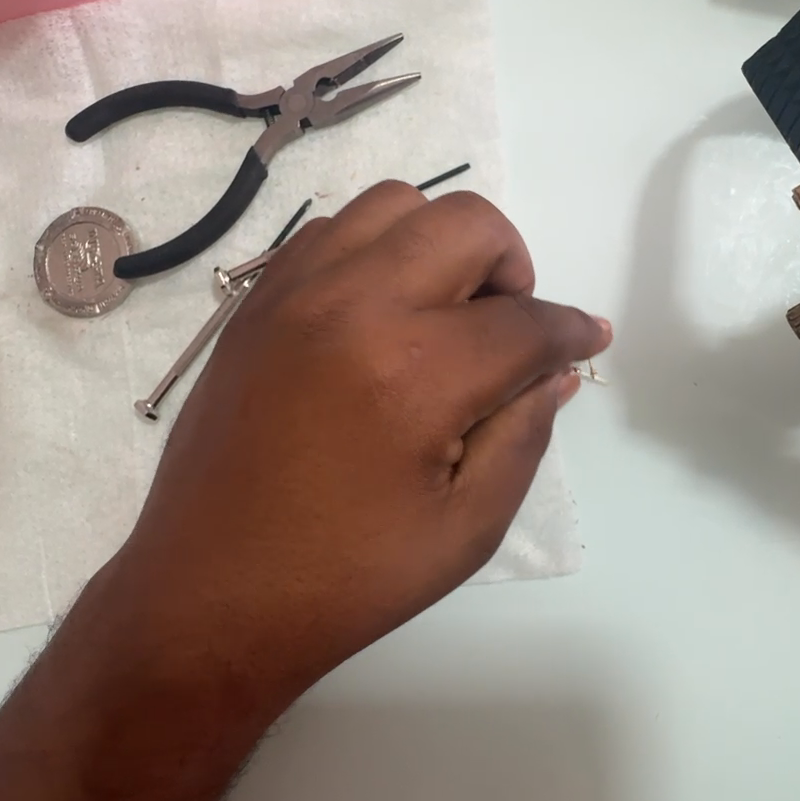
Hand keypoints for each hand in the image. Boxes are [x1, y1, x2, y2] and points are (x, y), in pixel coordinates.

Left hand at [115, 181, 611, 703]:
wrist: (210, 594)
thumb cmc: (347, 579)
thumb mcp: (466, 528)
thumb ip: (525, 434)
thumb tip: (556, 370)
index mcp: (414, 373)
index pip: (524, 322)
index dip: (571, 330)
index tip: (589, 338)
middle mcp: (353, 307)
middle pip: (467, 225)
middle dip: (513, 267)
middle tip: (510, 328)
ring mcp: (293, 295)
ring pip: (395, 205)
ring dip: (442, 245)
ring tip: (444, 313)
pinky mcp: (254, 304)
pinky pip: (331, 232)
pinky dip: (376, 251)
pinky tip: (380, 314)